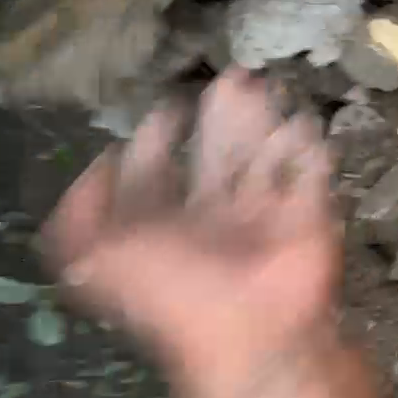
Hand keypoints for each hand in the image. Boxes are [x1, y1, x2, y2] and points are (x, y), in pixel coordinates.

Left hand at [42, 69, 348, 397]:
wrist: (254, 321)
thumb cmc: (173, 290)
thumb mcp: (102, 257)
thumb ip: (85, 216)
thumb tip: (96, 165)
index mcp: (167, 226)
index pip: (161, 175)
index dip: (160, 142)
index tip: (168, 107)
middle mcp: (215, 215)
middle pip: (221, 157)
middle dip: (226, 117)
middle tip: (235, 76)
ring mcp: (266, 211)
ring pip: (267, 156)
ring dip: (267, 122)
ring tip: (265, 85)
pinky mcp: (310, 209)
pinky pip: (311, 171)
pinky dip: (310, 148)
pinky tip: (305, 124)